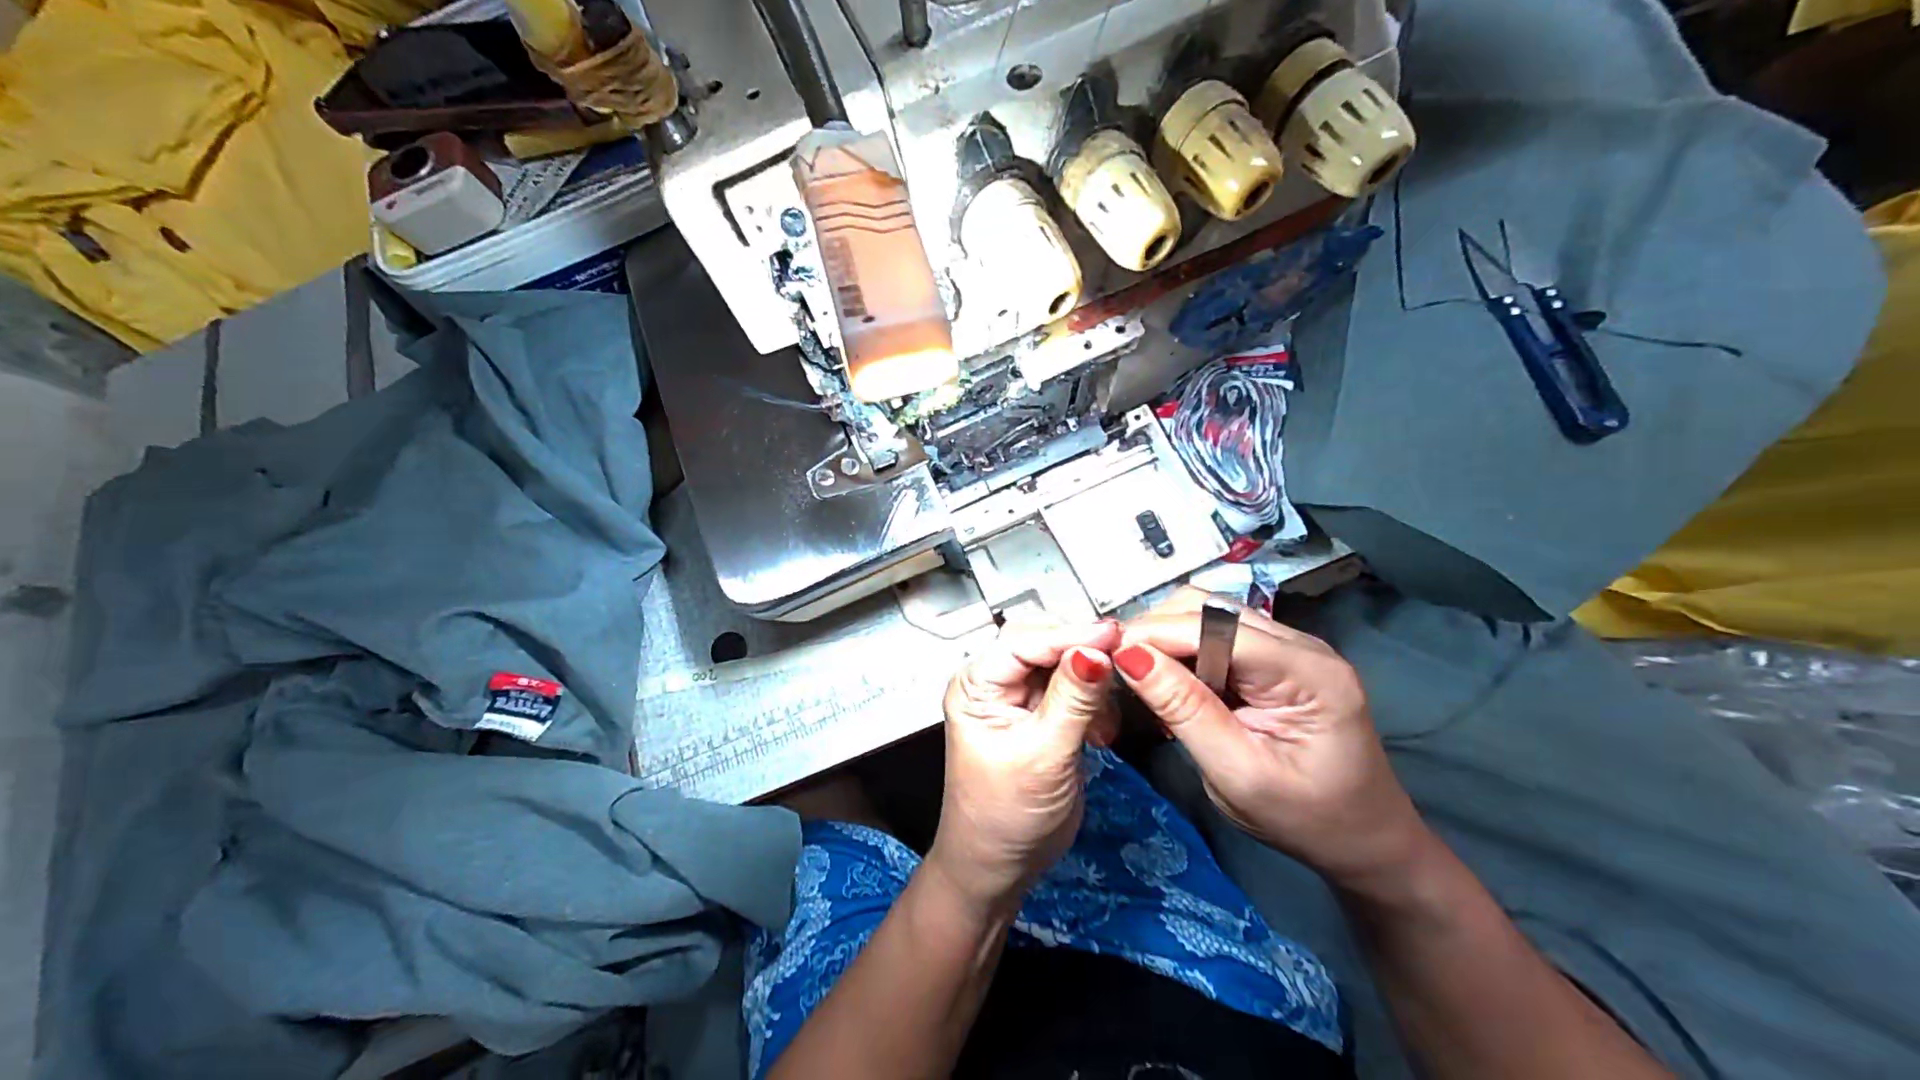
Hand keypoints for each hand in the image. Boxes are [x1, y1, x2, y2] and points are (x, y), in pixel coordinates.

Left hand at [930, 620, 1122, 914]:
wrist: (999, 865)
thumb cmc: (1003, 818)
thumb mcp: (1043, 757)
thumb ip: (1073, 701)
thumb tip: (1097, 651)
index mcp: (975, 685)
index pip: (1024, 640)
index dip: (1070, 635)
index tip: (1115, 636)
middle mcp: (994, 681)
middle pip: (1045, 643)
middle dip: (1084, 654)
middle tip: (1122, 666)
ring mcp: (1019, 695)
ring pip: (1065, 662)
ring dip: (1093, 682)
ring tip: (1103, 721)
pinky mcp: (1042, 712)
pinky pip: (1075, 687)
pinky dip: (1095, 701)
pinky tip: (1100, 731)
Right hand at [1115, 587, 1426, 889]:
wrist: (1363, 842)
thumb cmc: (1305, 820)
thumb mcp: (1237, 774)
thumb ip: (1183, 710)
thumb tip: (1128, 656)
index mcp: (1307, 671)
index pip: (1215, 625)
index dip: (1155, 633)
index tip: (1104, 656)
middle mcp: (1301, 643)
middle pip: (1209, 609)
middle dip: (1155, 632)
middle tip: (1116, 671)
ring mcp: (1290, 647)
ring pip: (1208, 615)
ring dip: (1166, 640)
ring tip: (1139, 679)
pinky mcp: (1276, 658)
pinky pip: (1217, 636)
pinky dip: (1183, 652)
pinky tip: (1169, 683)